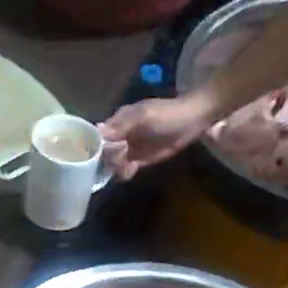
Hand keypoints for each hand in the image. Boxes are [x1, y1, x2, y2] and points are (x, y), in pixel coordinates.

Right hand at [99, 95, 219, 179]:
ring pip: (112, 164)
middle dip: (108, 159)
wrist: (193, 121)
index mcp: (117, 122)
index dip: (94, 147)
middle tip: (123, 157)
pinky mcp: (138, 160)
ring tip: (129, 165)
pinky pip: (124, 170)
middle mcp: (119, 136)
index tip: (95, 156)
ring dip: (117, 168)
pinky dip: (125, 173)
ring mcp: (128, 149)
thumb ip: (121, 126)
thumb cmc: (168, 114)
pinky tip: (132, 171)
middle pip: (102, 153)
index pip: (97, 137)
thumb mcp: (144, 117)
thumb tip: (97, 132)